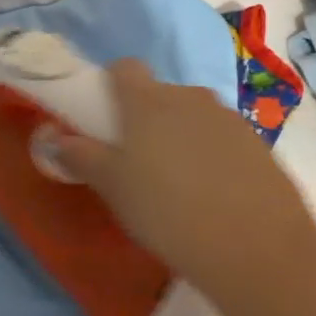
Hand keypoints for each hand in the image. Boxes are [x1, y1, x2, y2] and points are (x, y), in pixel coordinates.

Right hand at [45, 58, 315, 279]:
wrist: (254, 246)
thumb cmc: (166, 211)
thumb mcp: (112, 187)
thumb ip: (82, 156)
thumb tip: (56, 138)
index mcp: (148, 101)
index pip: (124, 68)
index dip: (110, 86)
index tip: (104, 120)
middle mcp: (191, 98)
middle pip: (160, 94)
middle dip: (144, 118)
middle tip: (135, 163)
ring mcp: (230, 119)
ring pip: (193, 118)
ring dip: (179, 138)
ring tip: (175, 185)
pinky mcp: (258, 145)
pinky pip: (222, 140)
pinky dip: (210, 157)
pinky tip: (209, 196)